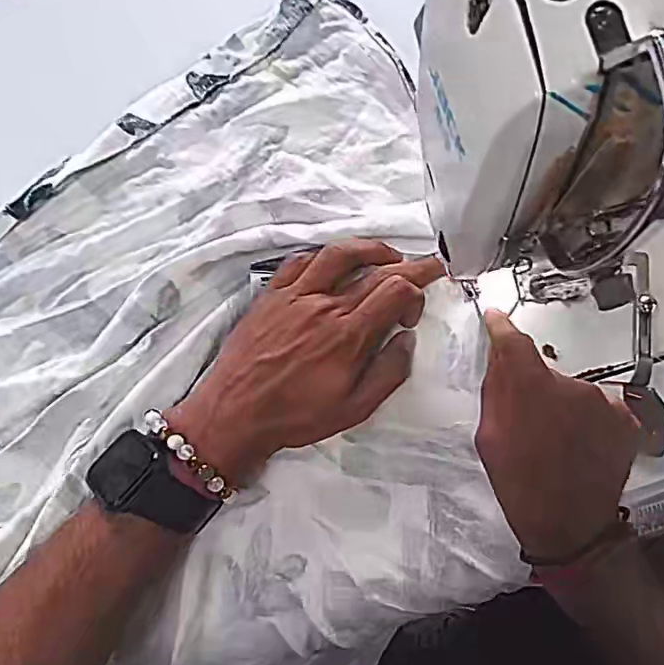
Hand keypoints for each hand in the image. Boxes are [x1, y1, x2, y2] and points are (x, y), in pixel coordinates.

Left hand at [168, 240, 444, 481]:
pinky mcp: (272, 296)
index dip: (417, 290)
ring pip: (339, 254)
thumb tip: (406, 343)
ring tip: (387, 255)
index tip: (415, 309)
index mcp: (348, 335)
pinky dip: (323, 256)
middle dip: (410, 264)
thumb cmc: (292, 415)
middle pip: (376, 270)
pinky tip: (333, 263)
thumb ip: (388, 373)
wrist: (235, 413)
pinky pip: (300, 261)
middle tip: (428, 265)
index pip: (395, 290)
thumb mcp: (353, 409)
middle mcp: (323, 307)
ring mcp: (295, 297)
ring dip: (369, 249)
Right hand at [475, 309, 638, 562]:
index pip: (513, 341)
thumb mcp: (490, 439)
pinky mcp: (622, 418)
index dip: (502, 328)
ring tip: (556, 444)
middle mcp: (571, 387)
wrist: (568, 525)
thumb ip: (495, 393)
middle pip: (546, 371)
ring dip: (563, 407)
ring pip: (573, 390)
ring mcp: (601, 403)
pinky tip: (577, 447)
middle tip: (529, 424)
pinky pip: (597, 407)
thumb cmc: (525, 489)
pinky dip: (587, 421)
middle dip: (535, 389)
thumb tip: (498, 364)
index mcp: (530, 388)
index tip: (498, 320)